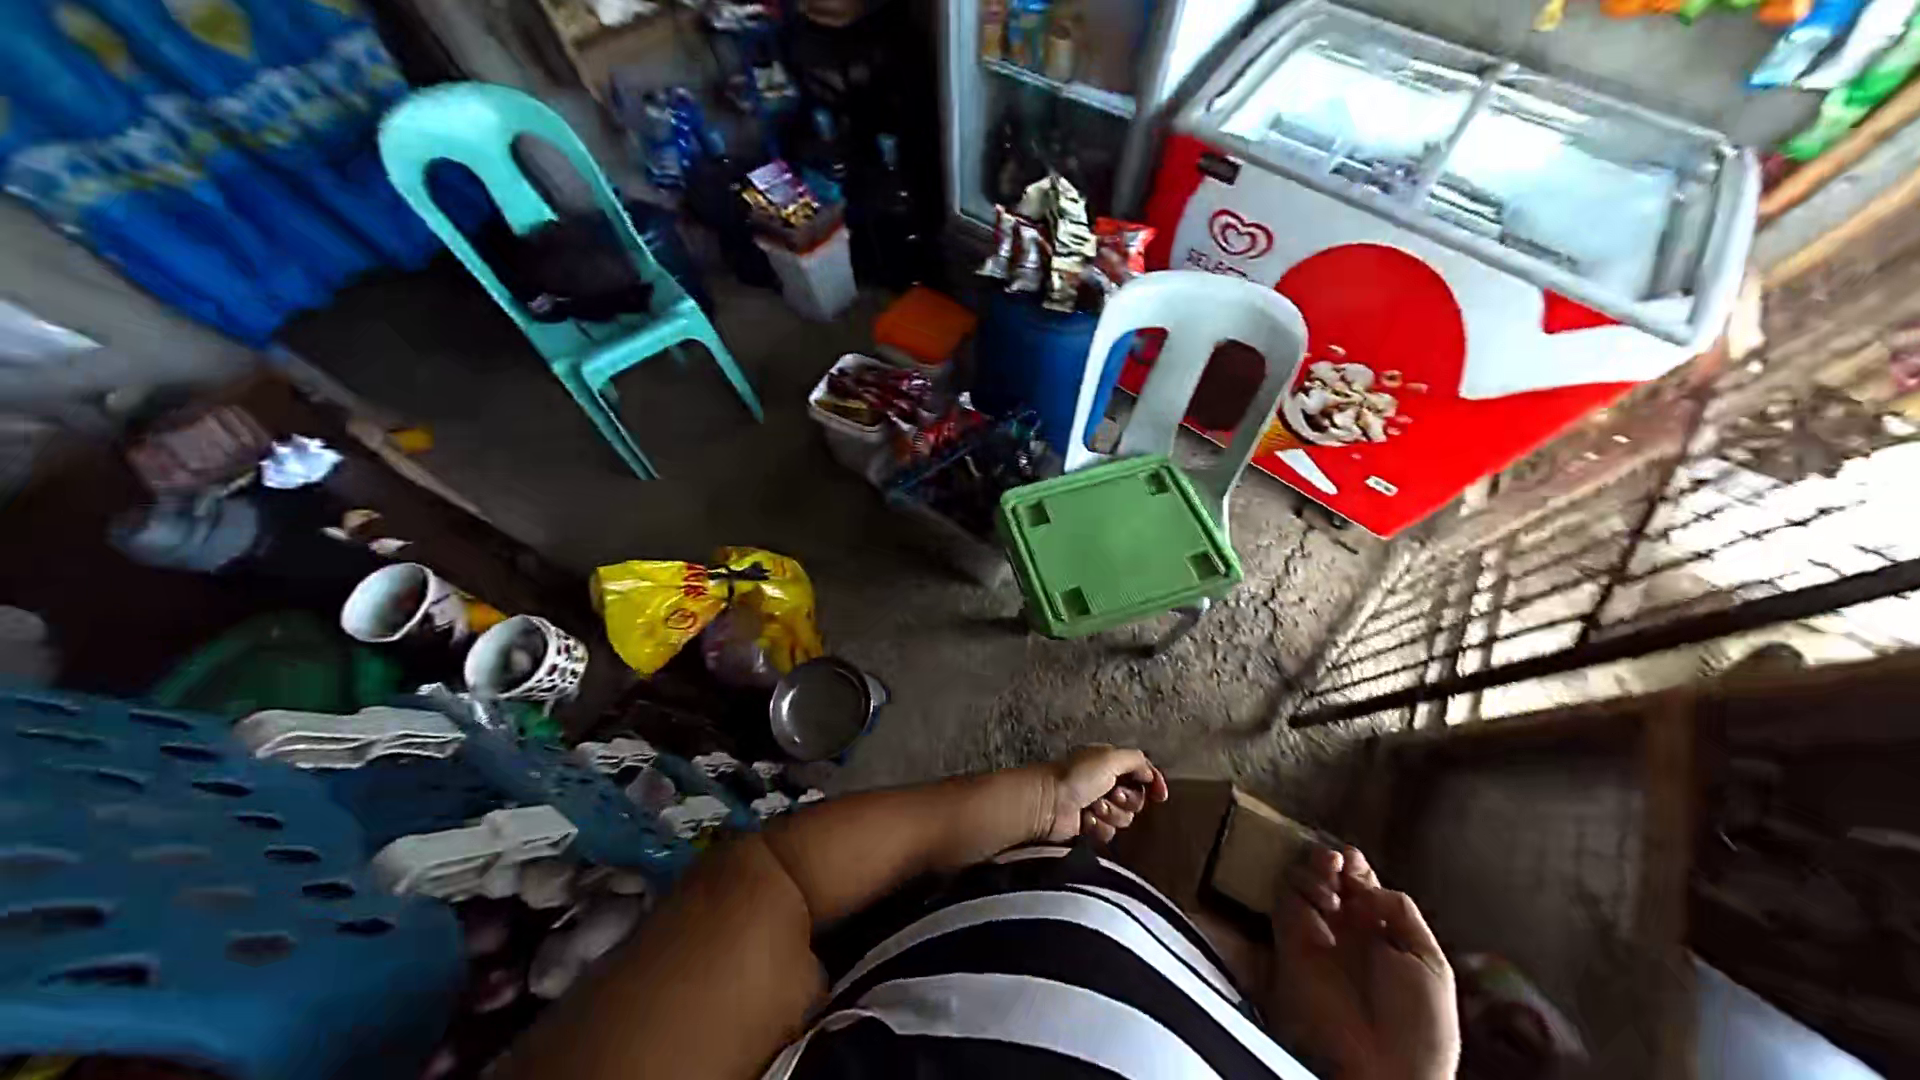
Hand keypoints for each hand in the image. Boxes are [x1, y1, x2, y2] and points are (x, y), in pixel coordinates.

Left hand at [1034, 746, 1169, 843]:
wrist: (1049, 803)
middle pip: (1136, 800)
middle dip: (1126, 800)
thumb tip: (1151, 775)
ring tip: (1092, 807)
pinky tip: (1085, 820)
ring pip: (1124, 819)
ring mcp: (1098, 805)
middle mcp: (1106, 782)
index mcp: (1110, 763)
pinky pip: (1109, 833)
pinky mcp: (1089, 826)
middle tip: (1110, 794)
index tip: (1159, 795)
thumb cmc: (1078, 776)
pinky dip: (1098, 827)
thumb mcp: (1110, 758)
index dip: (1153, 783)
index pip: (1141, 773)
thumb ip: (1136, 761)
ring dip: (1110, 814)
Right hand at [1268, 846, 1459, 1079]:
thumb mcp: (1431, 964)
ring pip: (1303, 881)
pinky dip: (1300, 891)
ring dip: (1314, 870)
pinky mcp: (1289, 941)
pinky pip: (1285, 901)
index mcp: (1380, 932)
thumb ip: (1402, 912)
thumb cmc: (1420, 1025)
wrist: (1386, 1069)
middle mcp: (1345, 928)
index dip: (1356, 866)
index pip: (1360, 884)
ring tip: (1331, 880)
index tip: (1354, 859)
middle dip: (1331, 859)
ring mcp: (1315, 934)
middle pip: (1329, 876)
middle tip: (1337, 862)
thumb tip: (1367, 885)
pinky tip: (1324, 904)